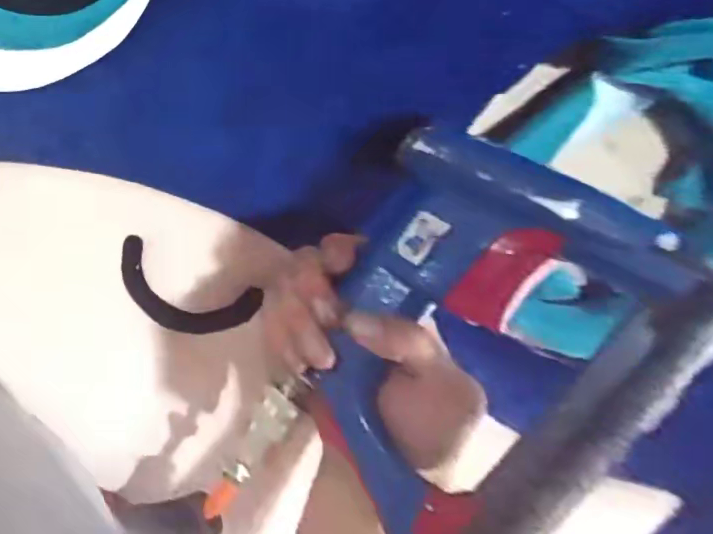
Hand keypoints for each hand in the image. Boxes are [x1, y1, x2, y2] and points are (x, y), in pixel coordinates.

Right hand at [265, 234, 485, 470]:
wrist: (402, 464)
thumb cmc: (435, 418)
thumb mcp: (445, 384)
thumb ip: (411, 342)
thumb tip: (354, 321)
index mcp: (385, 297)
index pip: (354, 251)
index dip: (337, 248)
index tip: (335, 265)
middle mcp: (343, 297)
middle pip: (305, 262)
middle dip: (307, 288)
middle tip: (326, 321)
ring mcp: (312, 318)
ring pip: (280, 290)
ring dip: (294, 322)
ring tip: (321, 363)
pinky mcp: (288, 341)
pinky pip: (267, 322)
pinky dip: (278, 341)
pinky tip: (299, 367)